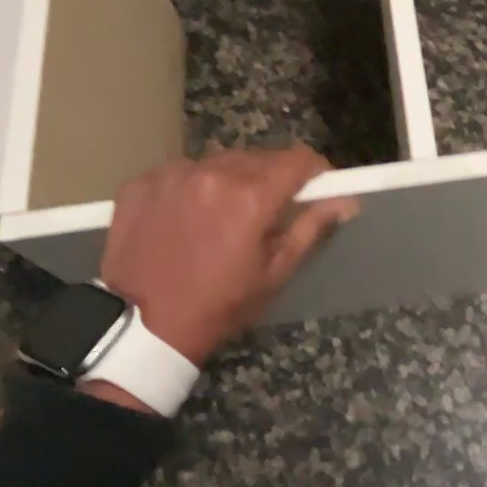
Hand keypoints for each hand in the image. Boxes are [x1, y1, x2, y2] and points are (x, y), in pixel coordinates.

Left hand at [98, 146, 357, 364]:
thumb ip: (311, 227)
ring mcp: (172, 174)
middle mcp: (213, 173)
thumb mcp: (274, 272)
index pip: (299, 159)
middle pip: (259, 157)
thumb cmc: (219, 306)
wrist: (142, 329)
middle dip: (271, 178)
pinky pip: (180, 172)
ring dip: (230, 180)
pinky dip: (191, 187)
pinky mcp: (141, 183)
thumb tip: (346, 199)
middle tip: (266, 212)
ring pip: (219, 162)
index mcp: (252, 196)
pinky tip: (184, 218)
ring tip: (222, 215)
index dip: (314, 171)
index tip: (315, 188)